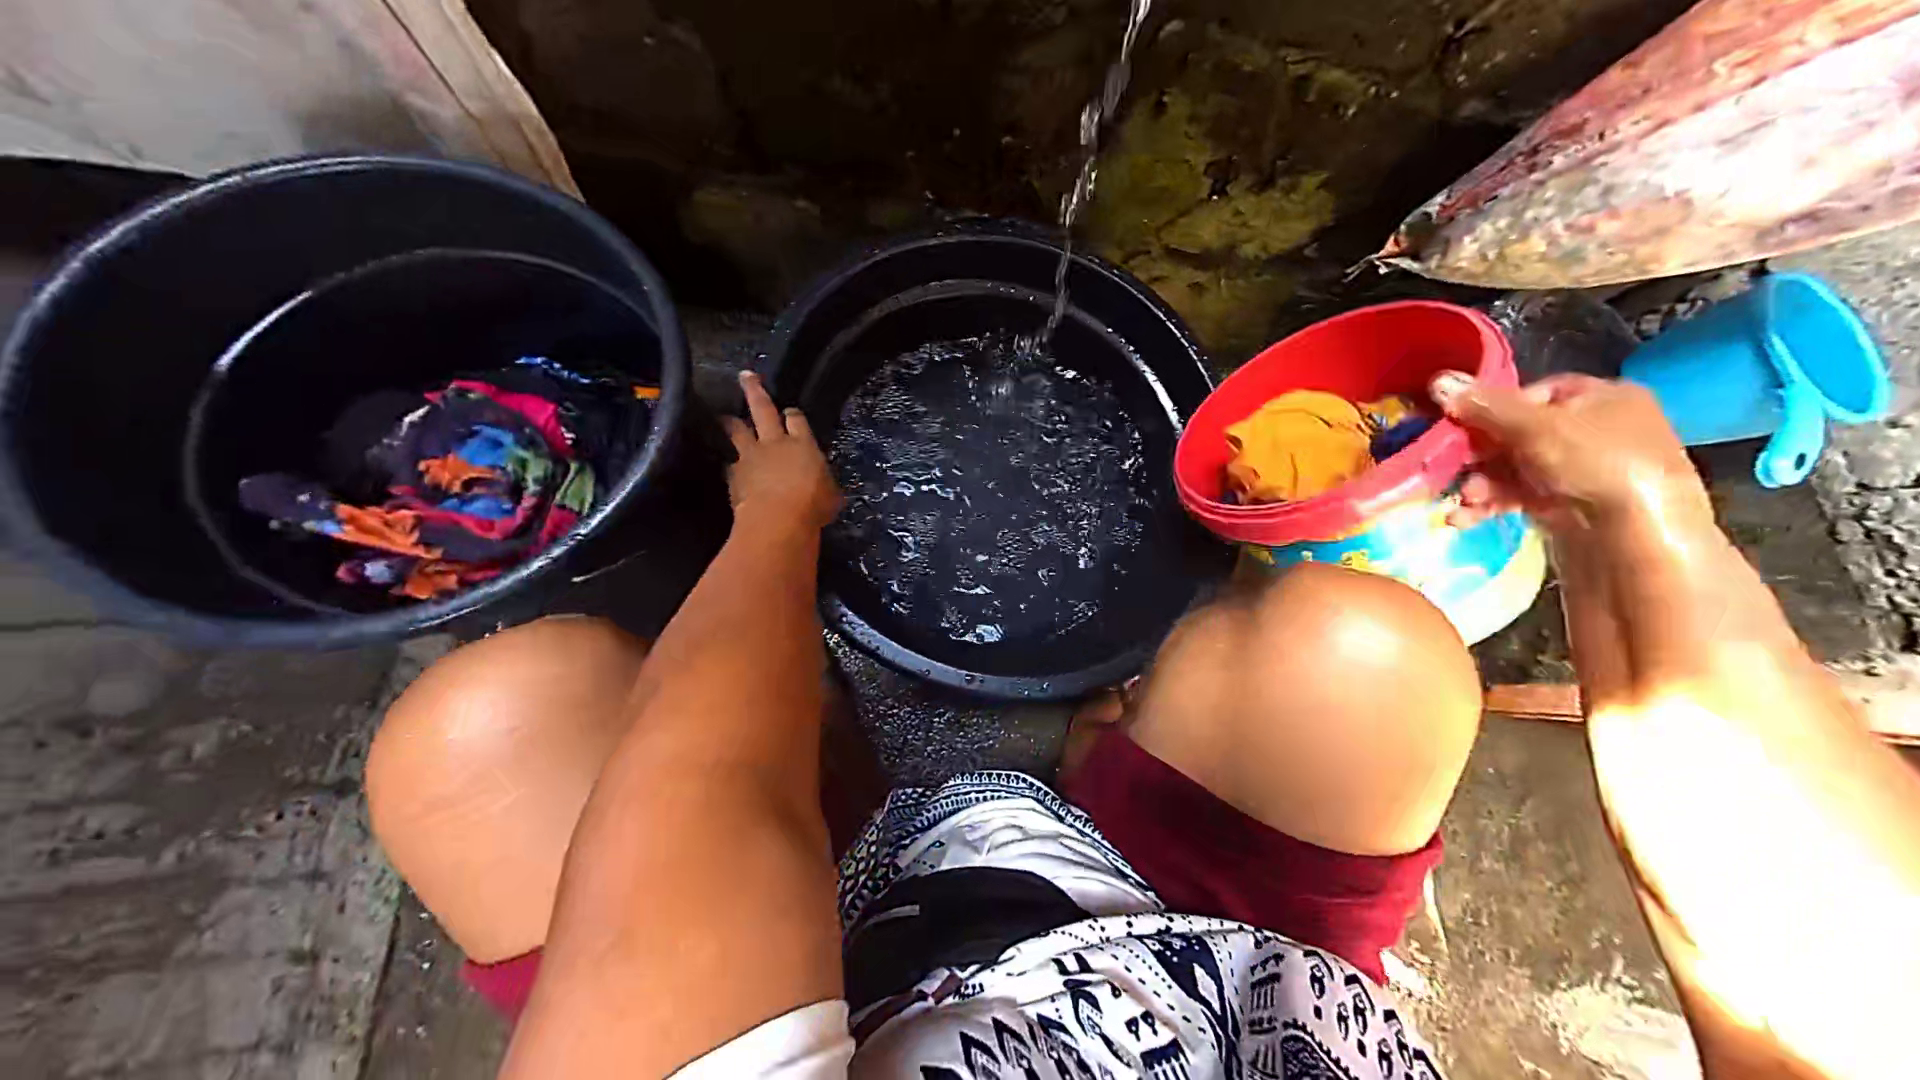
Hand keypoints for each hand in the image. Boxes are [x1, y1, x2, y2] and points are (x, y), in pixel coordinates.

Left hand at [721, 372, 842, 532]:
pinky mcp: (733, 474)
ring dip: (730, 421)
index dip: (793, 414)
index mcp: (803, 445)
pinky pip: (728, 461)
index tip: (790, 412)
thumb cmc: (812, 507)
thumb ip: (825, 485)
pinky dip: (726, 458)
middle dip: (755, 391)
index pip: (797, 420)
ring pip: (737, 429)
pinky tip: (723, 460)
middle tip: (746, 376)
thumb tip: (825, 486)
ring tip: (723, 416)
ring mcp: (750, 456)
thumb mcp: (831, 496)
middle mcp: (775, 442)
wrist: (777, 521)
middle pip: (762, 409)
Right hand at [1428, 371, 1710, 534]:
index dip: (1493, 409)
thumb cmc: (1595, 463)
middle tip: (1449, 469)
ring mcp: (1580, 469)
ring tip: (1462, 501)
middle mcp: (1594, 429)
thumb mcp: (1536, 427)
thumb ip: (1484, 406)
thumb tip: (1437, 379)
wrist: (1637, 535)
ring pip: (1511, 469)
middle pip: (1515, 433)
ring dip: (1478, 484)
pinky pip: (1517, 495)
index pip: (1533, 393)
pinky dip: (1489, 504)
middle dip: (1477, 456)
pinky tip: (1463, 518)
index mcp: (1602, 396)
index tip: (1462, 426)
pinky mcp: (1565, 503)